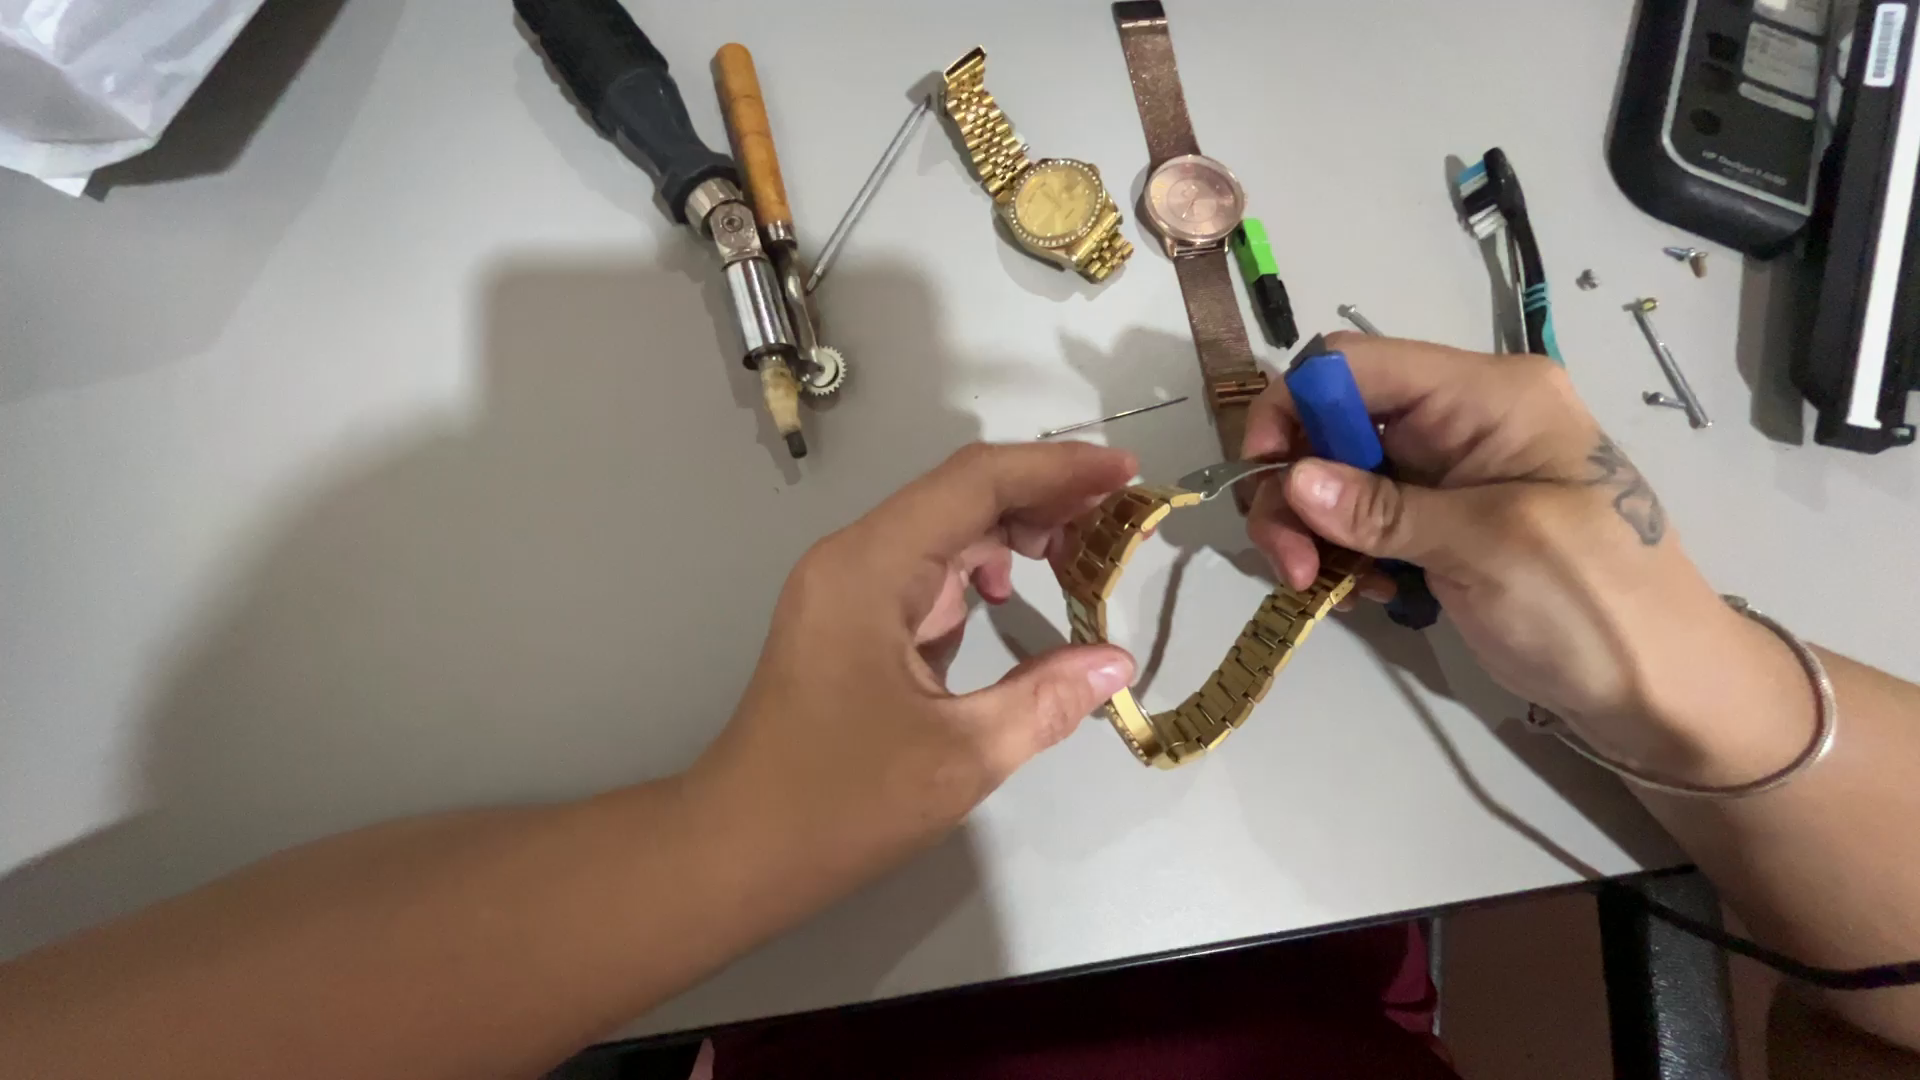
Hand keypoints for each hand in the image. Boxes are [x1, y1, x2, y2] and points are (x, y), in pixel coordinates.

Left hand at [685, 443, 1137, 911]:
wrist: (739, 846)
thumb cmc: (840, 804)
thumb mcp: (960, 756)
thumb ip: (1046, 698)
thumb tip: (1118, 661)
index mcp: (872, 568)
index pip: (974, 482)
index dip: (1056, 469)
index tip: (1126, 474)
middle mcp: (855, 557)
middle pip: (959, 494)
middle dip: (1042, 497)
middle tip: (1116, 522)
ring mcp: (849, 583)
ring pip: (943, 528)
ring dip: (1011, 531)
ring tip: (1080, 555)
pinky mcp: (852, 613)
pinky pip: (924, 568)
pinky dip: (976, 569)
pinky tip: (1010, 591)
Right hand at [1241, 335, 1793, 776]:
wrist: (1656, 689)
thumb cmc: (1596, 603)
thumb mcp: (1490, 547)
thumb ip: (1384, 509)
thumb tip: (1291, 480)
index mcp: (1485, 396)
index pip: (1352, 364)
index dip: (1291, 404)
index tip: (1262, 471)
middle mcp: (1451, 420)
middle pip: (1325, 425)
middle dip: (1291, 489)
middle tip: (1288, 563)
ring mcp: (1434, 473)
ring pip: (1323, 476)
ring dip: (1305, 531)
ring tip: (1318, 586)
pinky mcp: (1422, 519)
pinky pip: (1346, 519)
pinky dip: (1335, 554)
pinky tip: (1363, 592)